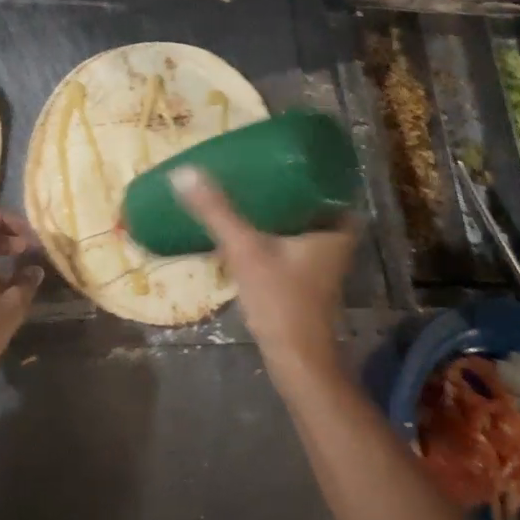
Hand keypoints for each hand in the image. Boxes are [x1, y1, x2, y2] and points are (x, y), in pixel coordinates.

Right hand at [170, 166, 354, 379]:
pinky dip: (275, 238)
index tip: (287, 158)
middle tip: (262, 171)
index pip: (333, 190)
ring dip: (282, 216)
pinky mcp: (306, 285)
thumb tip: (184, 173)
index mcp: (334, 232)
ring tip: (250, 194)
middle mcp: (335, 247)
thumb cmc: (281, 301)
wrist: (295, 361)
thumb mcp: (245, 249)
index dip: (314, 173)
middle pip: (316, 209)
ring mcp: (322, 268)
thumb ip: (217, 212)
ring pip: (304, 231)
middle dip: (292, 192)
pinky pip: (292, 248)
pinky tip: (249, 231)